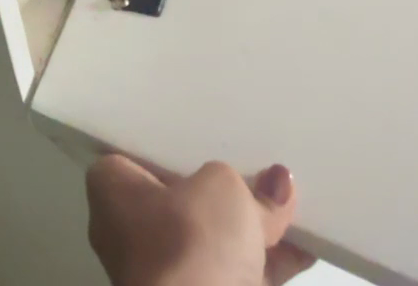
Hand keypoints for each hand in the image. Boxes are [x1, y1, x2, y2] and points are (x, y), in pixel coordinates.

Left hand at [86, 156, 315, 285]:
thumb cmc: (190, 244)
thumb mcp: (223, 191)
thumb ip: (249, 186)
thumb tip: (277, 184)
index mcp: (111, 189)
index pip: (138, 157)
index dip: (174, 152)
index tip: (206, 145)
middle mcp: (124, 230)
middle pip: (180, 201)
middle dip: (222, 195)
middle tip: (260, 176)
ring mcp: (159, 275)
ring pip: (211, 242)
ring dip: (251, 231)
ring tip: (296, 208)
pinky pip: (234, 276)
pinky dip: (265, 265)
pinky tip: (307, 251)